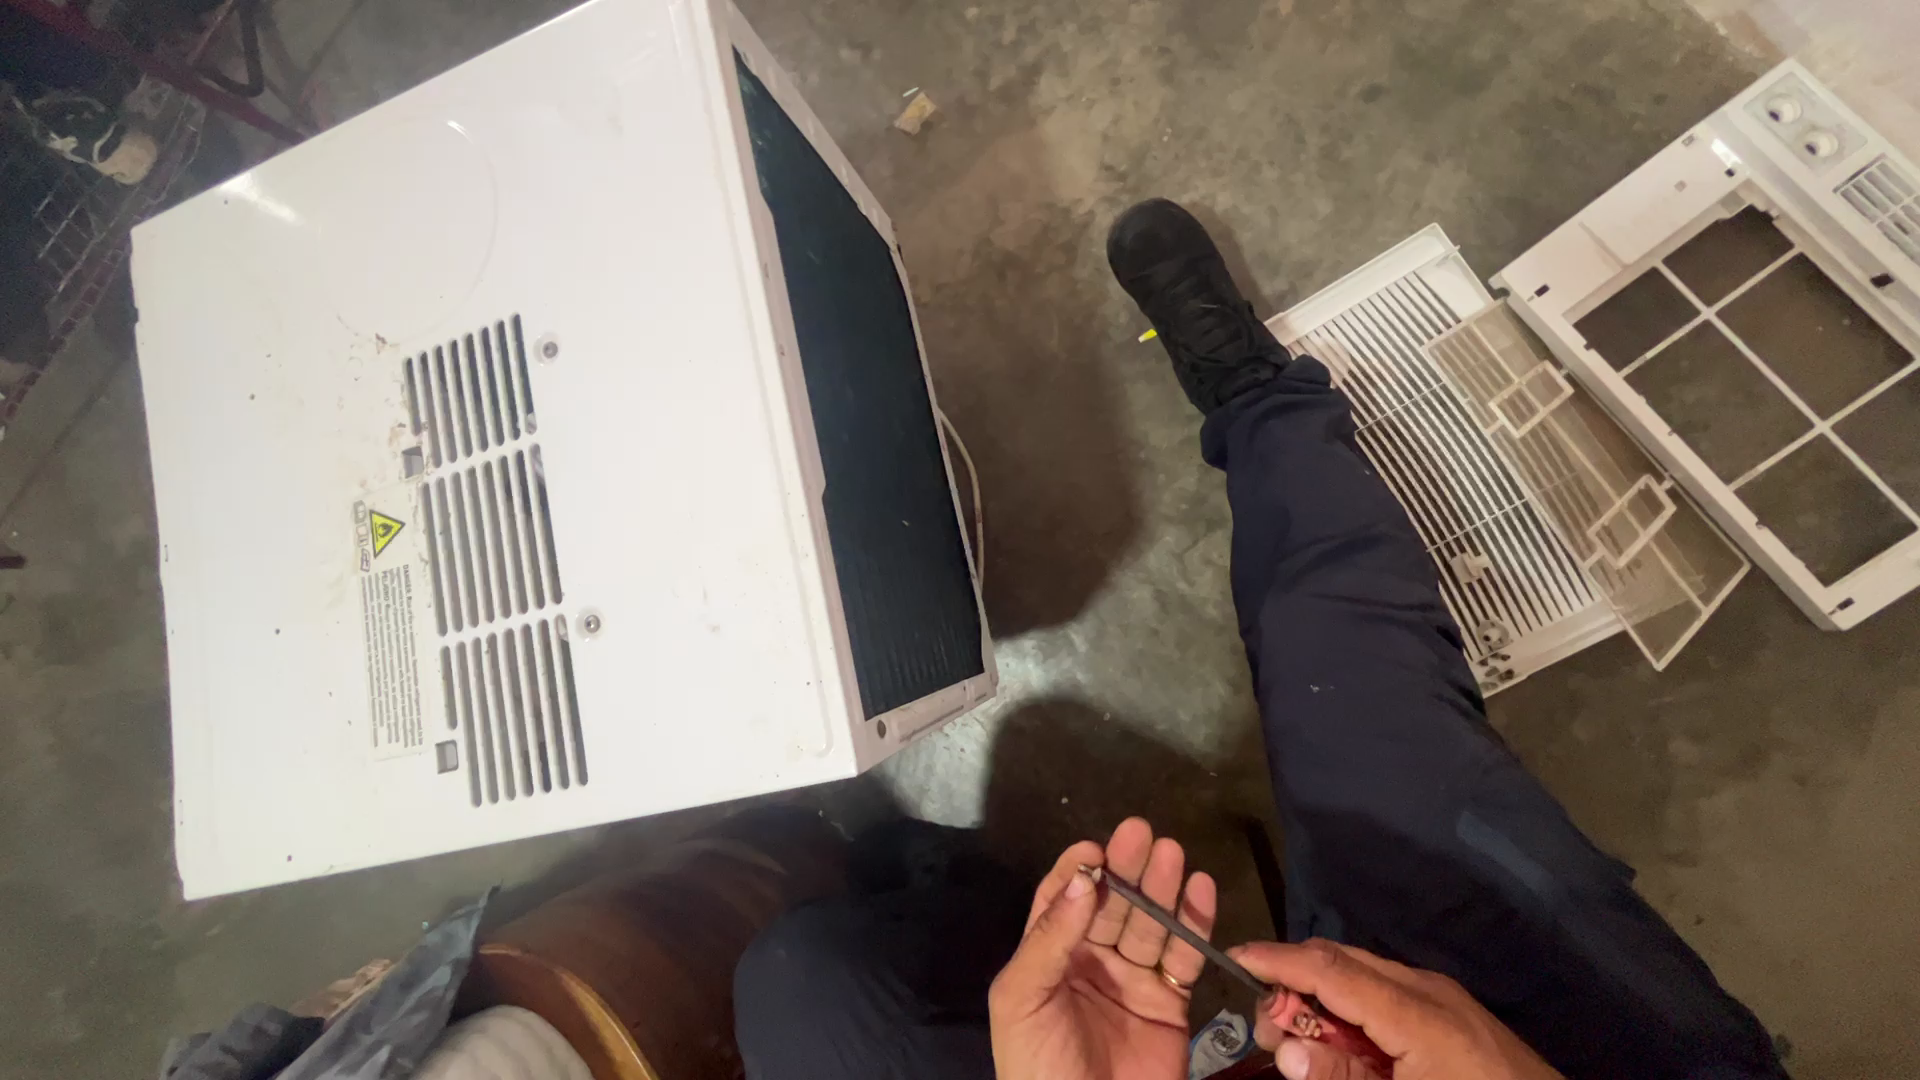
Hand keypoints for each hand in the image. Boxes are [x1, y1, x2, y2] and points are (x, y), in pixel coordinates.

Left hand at [988, 818, 1218, 1079]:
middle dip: (1126, 867)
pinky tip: (1200, 890)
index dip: (1078, 869)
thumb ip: (1049, 938)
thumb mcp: (1022, 997)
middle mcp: (1091, 958)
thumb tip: (1079, 878)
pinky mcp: (1168, 1004)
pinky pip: (1182, 958)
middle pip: (1111, 902)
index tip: (1096, 848)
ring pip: (1148, 922)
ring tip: (1172, 853)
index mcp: (1049, 954)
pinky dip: (1193, 925)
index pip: (1063, 897)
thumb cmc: (1036, 1062)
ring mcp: (1132, 980)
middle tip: (1141, 832)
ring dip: (1160, 887)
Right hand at [1228, 939, 1564, 1079]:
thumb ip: (1345, 1079)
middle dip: (1293, 983)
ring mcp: (1443, 997)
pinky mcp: (1453, 1012)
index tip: (1234, 957)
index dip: (1277, 960)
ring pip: (1359, 973)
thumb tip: (1284, 1052)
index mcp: (1418, 1014)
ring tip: (1307, 1044)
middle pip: (1339, 961)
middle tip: (1270, 1030)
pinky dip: (1352, 1008)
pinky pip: (1383, 992)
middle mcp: (1426, 989)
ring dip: (1322, 998)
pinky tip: (1349, 1046)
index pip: (1329, 969)